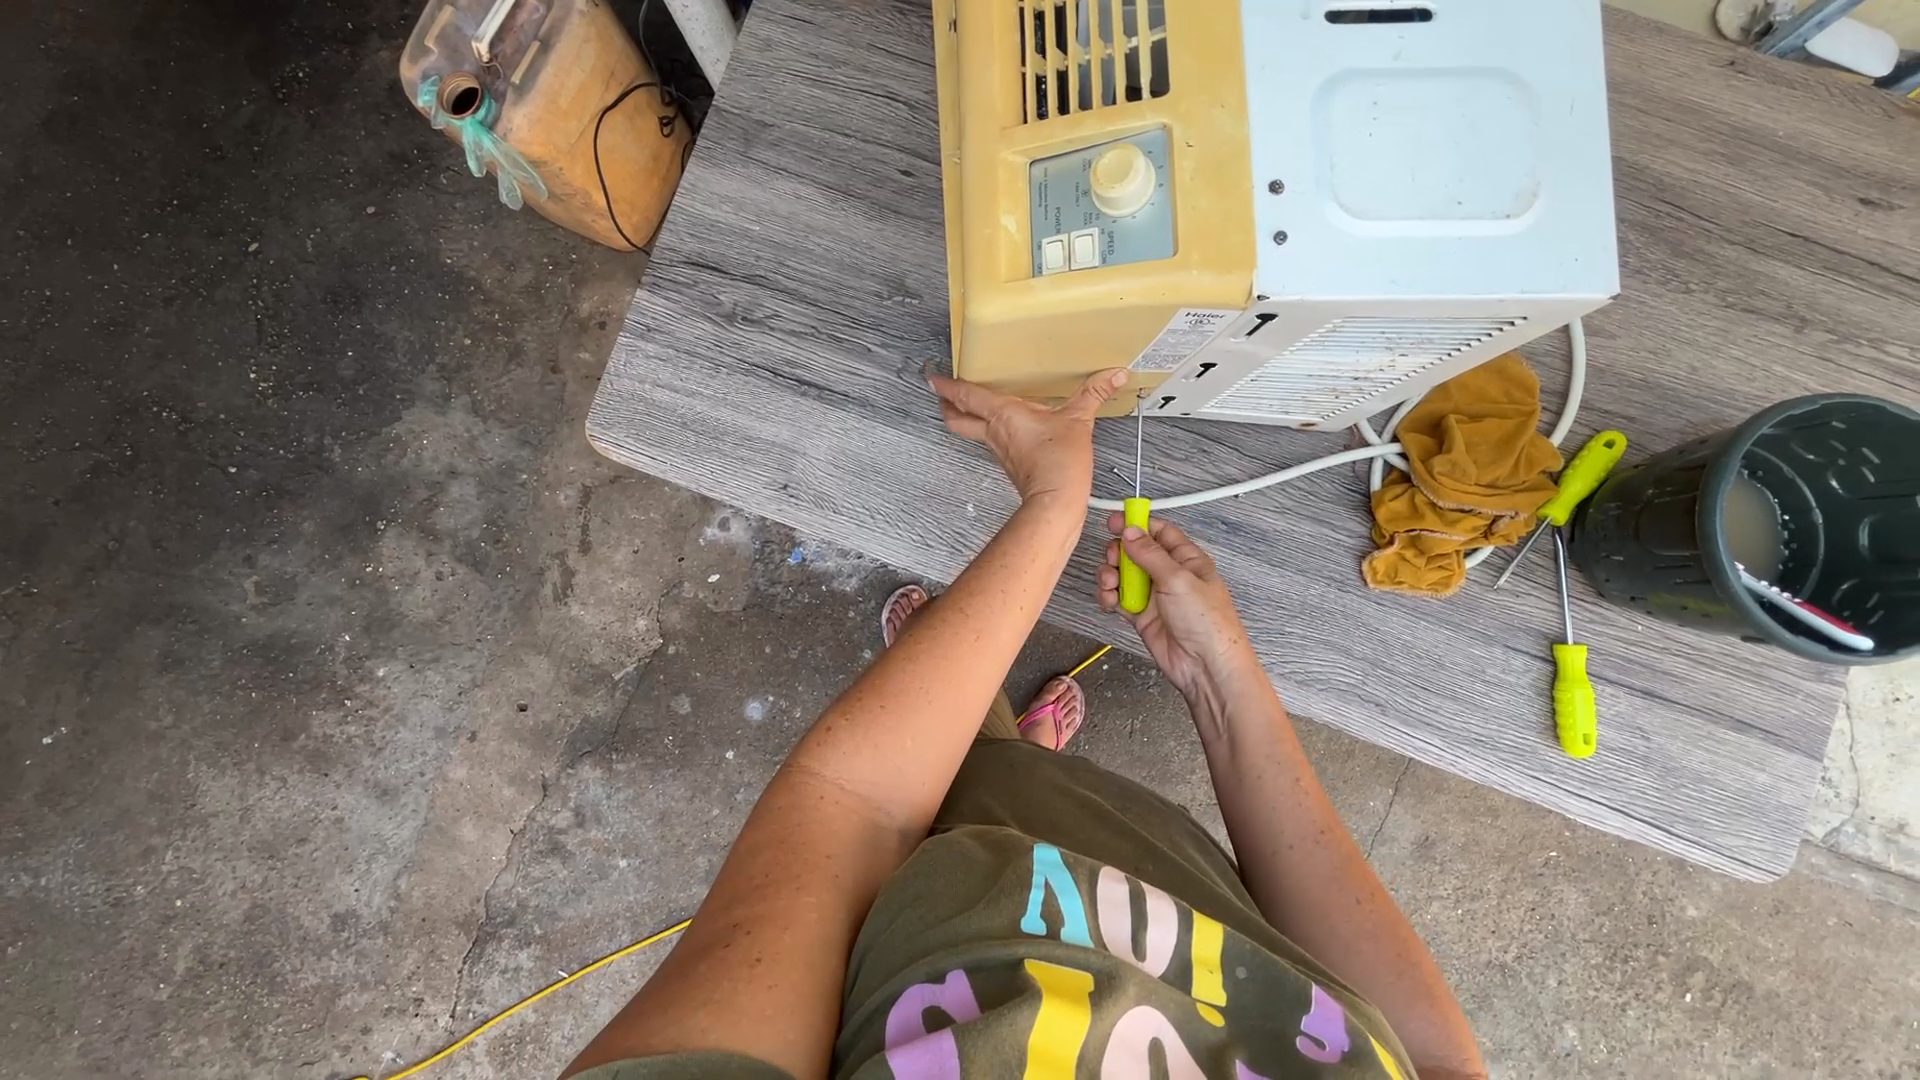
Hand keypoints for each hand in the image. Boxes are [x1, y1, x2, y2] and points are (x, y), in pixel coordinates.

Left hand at [930, 369, 1129, 505]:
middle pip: (956, 418)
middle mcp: (994, 432)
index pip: (965, 396)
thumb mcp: (1078, 421)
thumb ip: (1094, 394)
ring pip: (971, 432)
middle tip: (941, 393)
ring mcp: (999, 450)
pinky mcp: (1010, 463)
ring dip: (965, 418)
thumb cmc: (1058, 466)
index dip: (946, 385)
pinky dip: (988, 432)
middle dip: (945, 404)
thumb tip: (1112, 375)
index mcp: (1002, 414)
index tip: (934, 376)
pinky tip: (1001, 429)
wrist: (1055, 502)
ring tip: (967, 406)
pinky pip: (992, 443)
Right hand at [1096, 514, 1259, 700]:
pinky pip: (1119, 599)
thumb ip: (1150, 553)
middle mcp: (1170, 575)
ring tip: (1111, 584)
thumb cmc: (1209, 624)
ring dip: (1111, 575)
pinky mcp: (1142, 615)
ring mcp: (1155, 596)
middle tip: (1114, 558)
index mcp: (1186, 559)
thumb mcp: (1178, 579)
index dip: (1136, 524)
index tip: (1115, 520)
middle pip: (1135, 552)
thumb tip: (1130, 531)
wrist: (1205, 666)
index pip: (1158, 532)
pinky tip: (1110, 600)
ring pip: (1123, 575)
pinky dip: (1110, 597)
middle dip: (1119, 552)